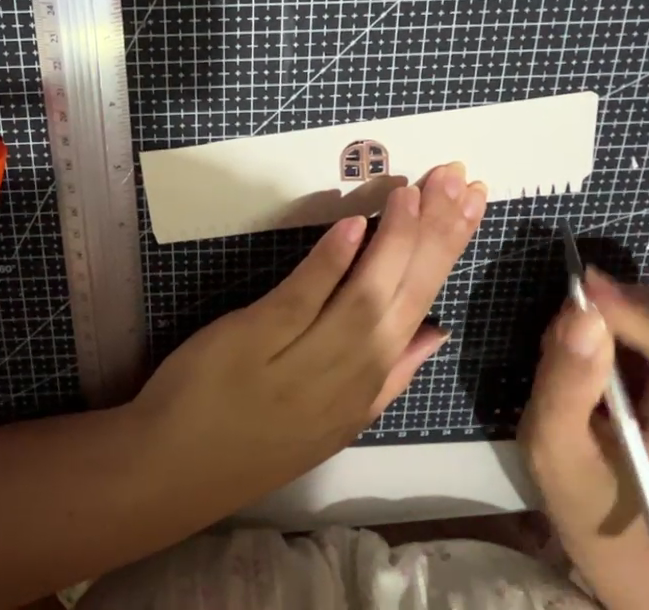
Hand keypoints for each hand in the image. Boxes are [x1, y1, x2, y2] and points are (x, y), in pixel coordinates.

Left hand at [132, 163, 487, 500]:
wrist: (178, 466)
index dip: (447, 254)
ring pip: (361, 298)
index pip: (419, 309)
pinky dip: (329, 264)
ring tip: (414, 194)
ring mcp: (300, 363)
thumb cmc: (256, 436)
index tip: (471, 204)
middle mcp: (345, 378)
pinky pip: (300, 299)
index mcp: (367, 390)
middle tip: (458, 181)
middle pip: (399, 299)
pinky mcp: (253, 341)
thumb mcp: (337, 420)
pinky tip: (352, 226)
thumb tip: (436, 331)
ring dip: (392, 243)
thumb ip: (388, 376)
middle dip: (434, 238)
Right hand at [520, 271, 648, 555]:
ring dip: (623, 312)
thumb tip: (581, 312)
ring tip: (571, 340)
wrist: (609, 531)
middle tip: (573, 309)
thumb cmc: (583, 500)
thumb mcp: (555, 450)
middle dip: (635, 310)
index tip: (591, 297)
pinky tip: (584, 347)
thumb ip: (567, 384)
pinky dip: (617, 321)